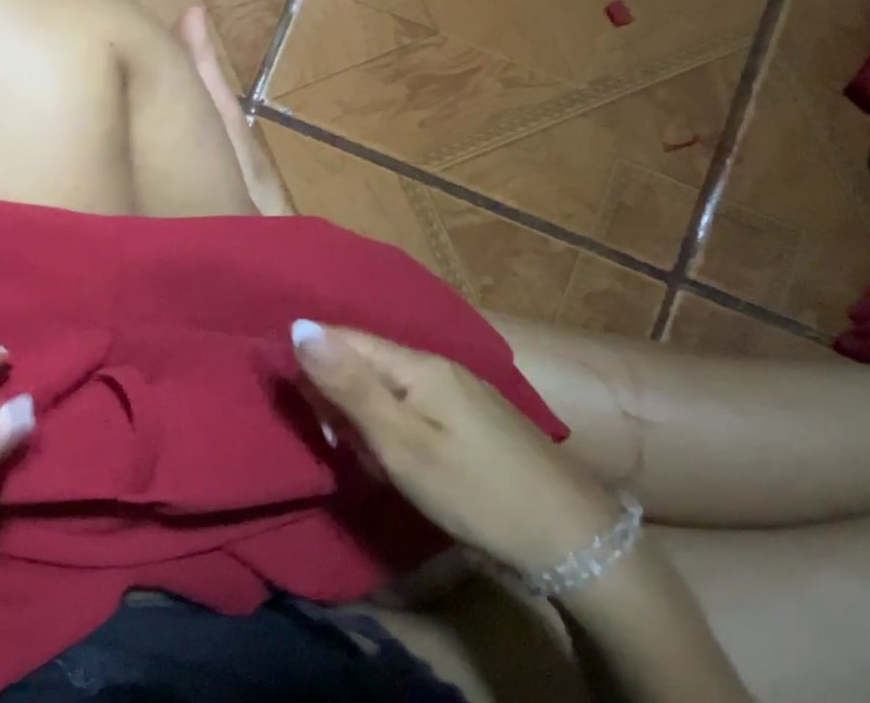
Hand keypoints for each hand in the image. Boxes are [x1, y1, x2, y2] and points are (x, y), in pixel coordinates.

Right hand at [291, 319, 621, 575]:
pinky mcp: (471, 421)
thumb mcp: (399, 442)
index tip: (294, 406)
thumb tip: (298, 326)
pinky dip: (391, 433)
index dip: (308, 362)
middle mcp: (437, 367)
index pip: (342, 338)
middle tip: (342, 446)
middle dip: (337, 400)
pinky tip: (398, 465)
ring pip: (384, 390)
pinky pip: (410, 410)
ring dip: (363, 422)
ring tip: (370, 463)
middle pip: (362, 363)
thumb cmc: (474, 491)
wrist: (574, 543)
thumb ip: (347, 385)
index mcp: (417, 364)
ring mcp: (459, 393)